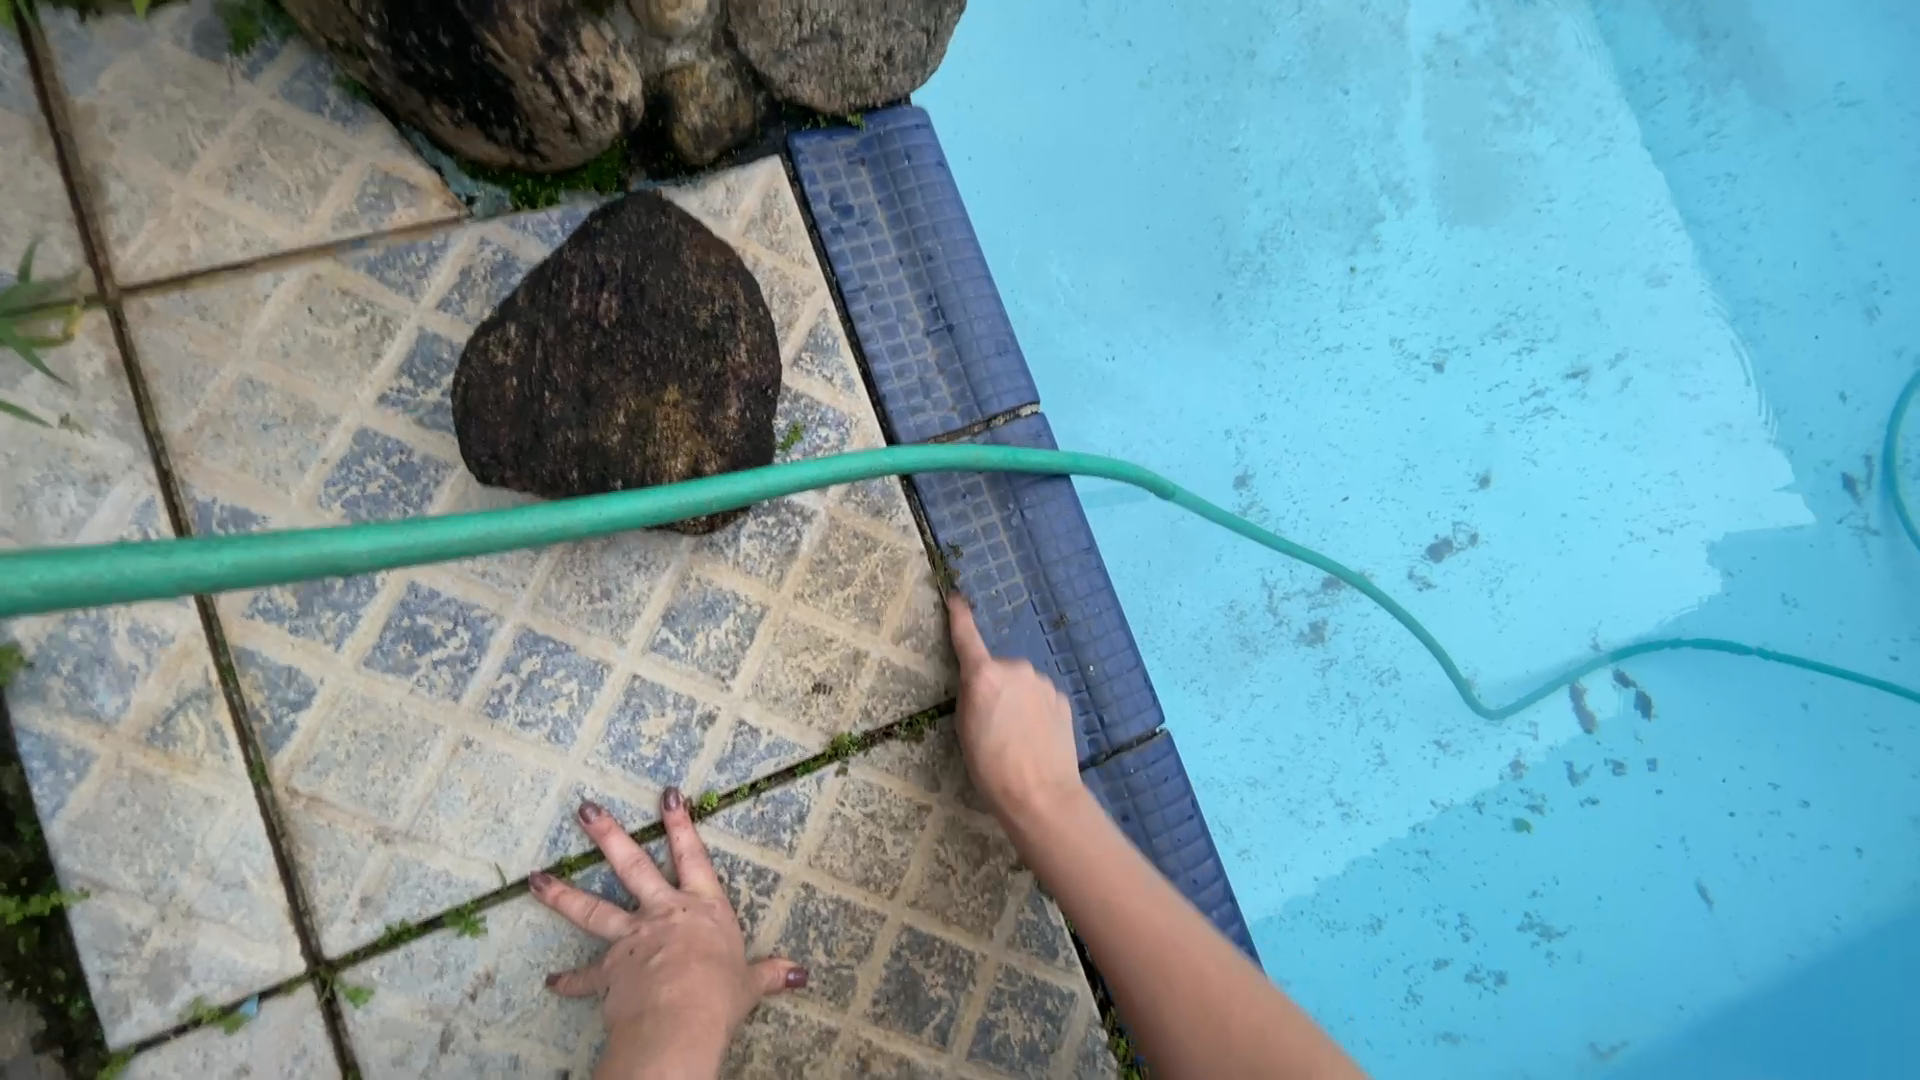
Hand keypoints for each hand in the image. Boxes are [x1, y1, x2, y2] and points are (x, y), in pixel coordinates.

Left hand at [530, 789, 807, 1079]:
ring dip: (563, 893)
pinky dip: (570, 981)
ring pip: (593, 909)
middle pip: (633, 866)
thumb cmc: (720, 993)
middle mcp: (664, 913)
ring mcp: (632, 939)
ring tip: (536, 878)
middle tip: (586, 809)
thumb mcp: (749, 983)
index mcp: (702, 907)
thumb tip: (800, 973)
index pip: (692, 855)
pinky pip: (586, 977)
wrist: (681, 1018)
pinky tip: (552, 983)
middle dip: (609, 835)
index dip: (680, 824)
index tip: (667, 794)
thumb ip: (769, 973)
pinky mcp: (610, 971)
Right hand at [947, 595, 1084, 820]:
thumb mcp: (965, 729)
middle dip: (994, 689)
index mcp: (984, 675)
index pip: (967, 637)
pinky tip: (1036, 738)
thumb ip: (971, 695)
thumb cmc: (990, 767)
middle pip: (997, 671)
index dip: (959, 616)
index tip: (956, 598)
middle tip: (990, 725)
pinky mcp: (1062, 698)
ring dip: (1017, 701)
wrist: (1041, 794)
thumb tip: (981, 684)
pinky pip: (1040, 698)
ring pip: (1021, 685)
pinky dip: (1036, 711)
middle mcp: (1015, 668)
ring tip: (1016, 739)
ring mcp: (1043, 682)